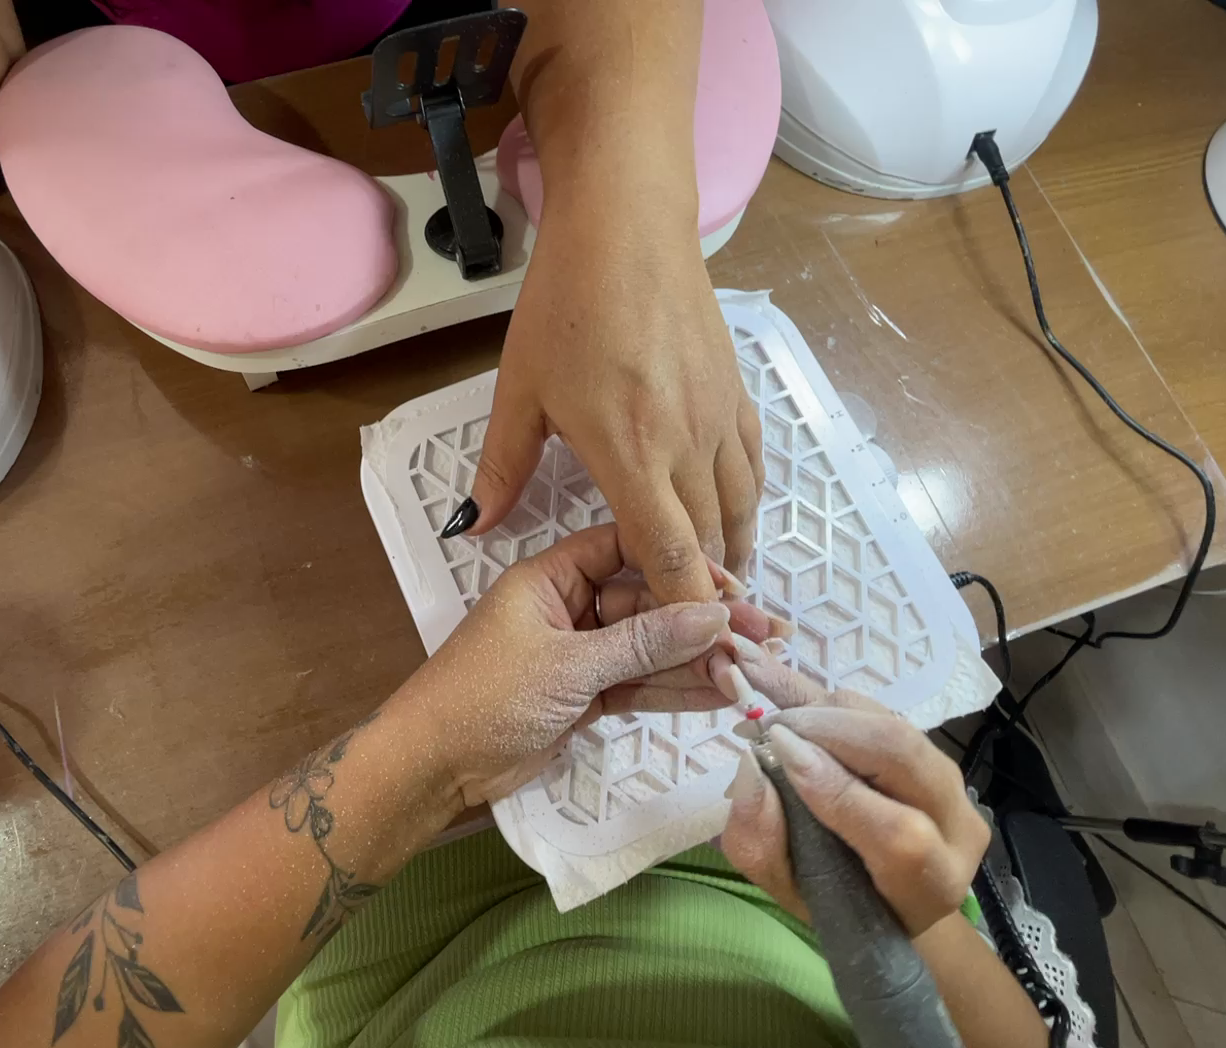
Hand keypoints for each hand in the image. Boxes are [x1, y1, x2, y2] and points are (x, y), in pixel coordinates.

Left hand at [391, 525, 767, 807]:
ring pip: (647, 648)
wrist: (435, 766)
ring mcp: (579, 653)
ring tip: (756, 666)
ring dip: (695, 659)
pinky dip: (672, 690)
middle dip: (699, 621)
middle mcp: (569, 606)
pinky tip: (720, 691)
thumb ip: (642, 642)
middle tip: (762, 634)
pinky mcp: (584, 694)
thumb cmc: (487, 696)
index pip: (625, 548)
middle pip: (646, 604)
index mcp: (551, 576)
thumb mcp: (568, 664)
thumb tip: (713, 616)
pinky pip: (636, 684)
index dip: (677, 561)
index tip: (731, 584)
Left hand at [468, 222, 762, 603]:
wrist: (627, 227)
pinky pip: (753, 468)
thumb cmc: (567, 307)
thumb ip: (502, 468)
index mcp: (630, 453)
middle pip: (709, 543)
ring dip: (729, 554)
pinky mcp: (739, 395)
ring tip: (715, 585)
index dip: (677, 609)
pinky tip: (730, 518)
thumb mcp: (521, 391)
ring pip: (740, 510)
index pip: (667, 556)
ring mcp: (722, 419)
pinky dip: (744, 506)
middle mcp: (688, 446)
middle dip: (703, 592)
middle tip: (693, 626)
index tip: (676, 642)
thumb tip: (472, 525)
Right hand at [718, 644, 989, 935]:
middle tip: (768, 728)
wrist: (887, 895)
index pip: (896, 832)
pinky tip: (767, 672)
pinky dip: (819, 693)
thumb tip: (750, 768)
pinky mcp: (926, 745)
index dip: (833, 788)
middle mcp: (953, 826)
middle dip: (826, 729)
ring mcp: (948, 779)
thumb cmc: (836, 903)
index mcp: (928, 883)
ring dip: (821, 710)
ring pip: (888, 721)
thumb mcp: (785, 891)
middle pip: (901, 754)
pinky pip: (875, 706)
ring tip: (770, 717)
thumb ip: (759, 841)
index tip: (773, 752)